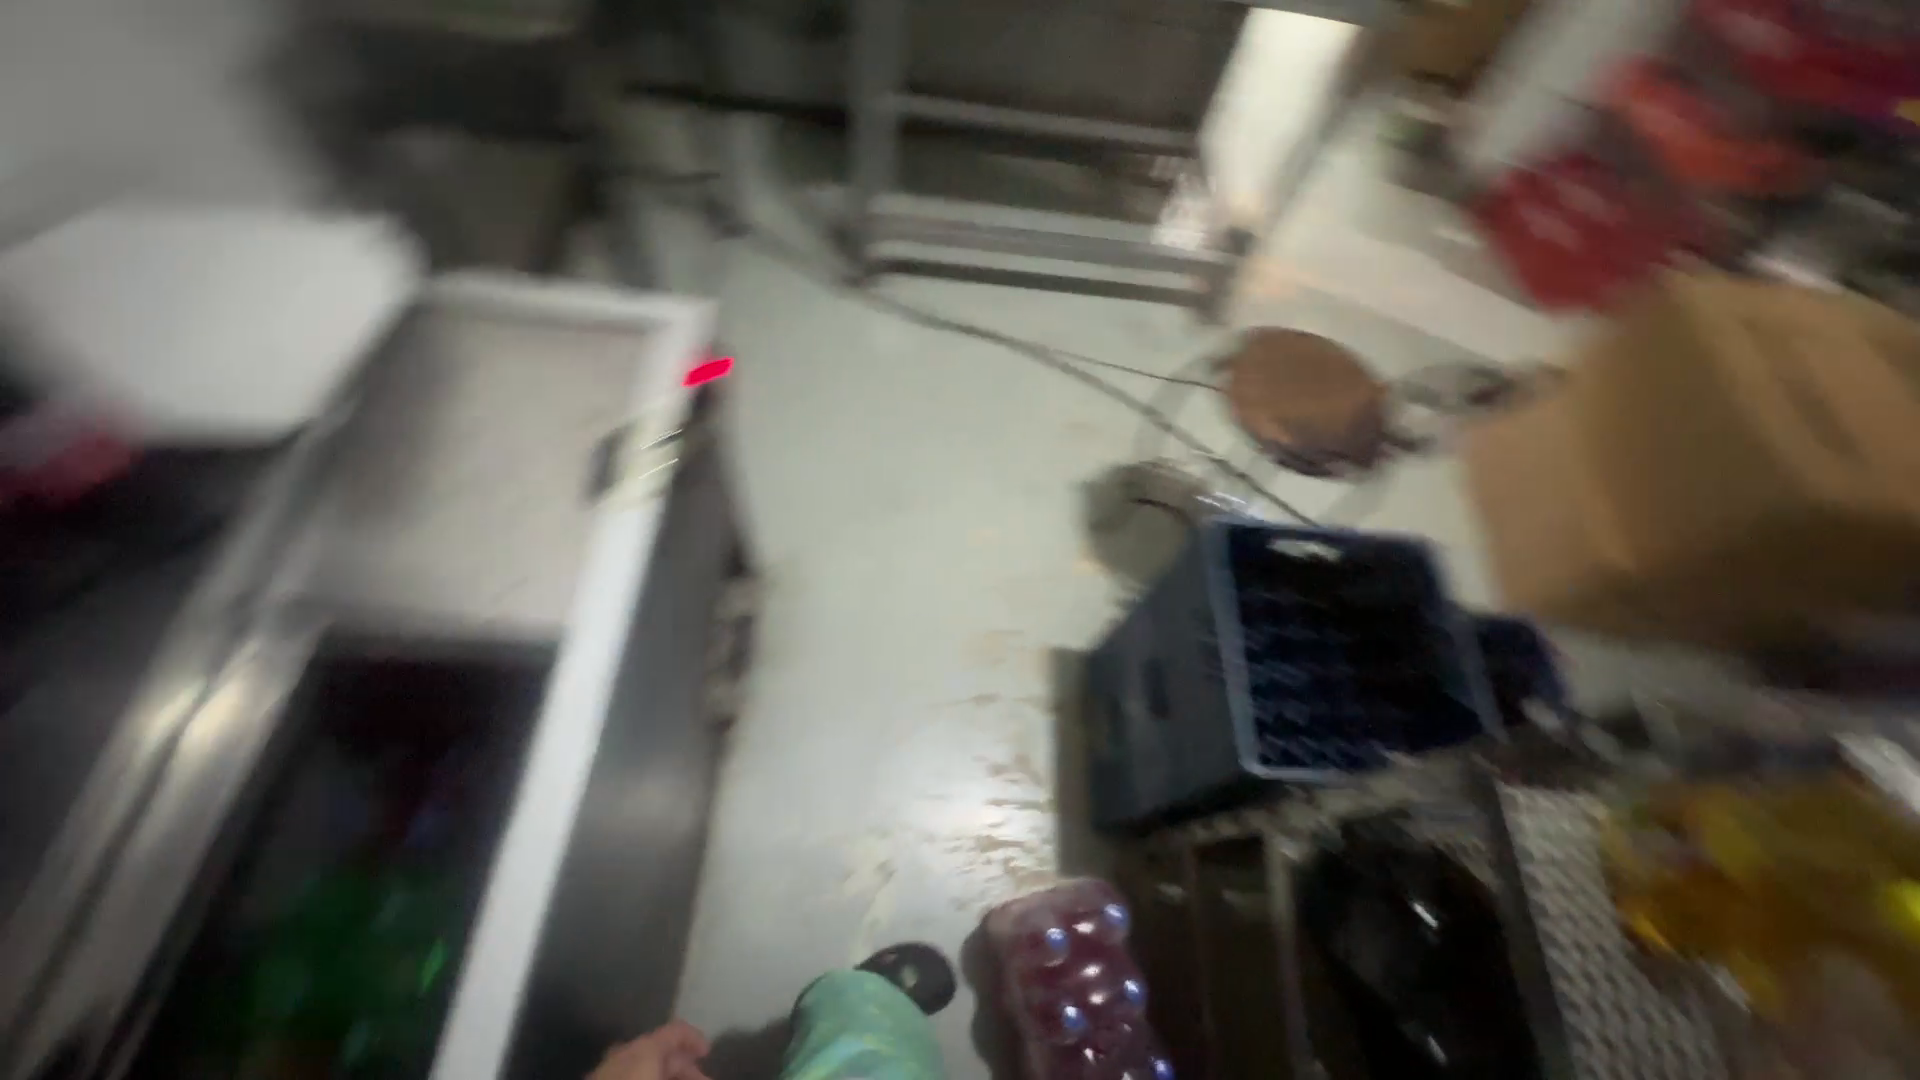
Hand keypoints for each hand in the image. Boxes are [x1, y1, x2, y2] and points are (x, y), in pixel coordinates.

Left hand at [587, 1020, 712, 1079]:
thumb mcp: (666, 1077)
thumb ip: (687, 1074)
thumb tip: (708, 1077)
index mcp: (645, 1047)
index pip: (677, 1030)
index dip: (695, 1038)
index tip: (708, 1054)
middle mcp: (627, 1051)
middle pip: (662, 1050)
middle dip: (683, 1066)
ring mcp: (608, 1068)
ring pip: (645, 1065)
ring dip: (665, 1074)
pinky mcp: (598, 1079)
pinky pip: (629, 1075)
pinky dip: (645, 1077)